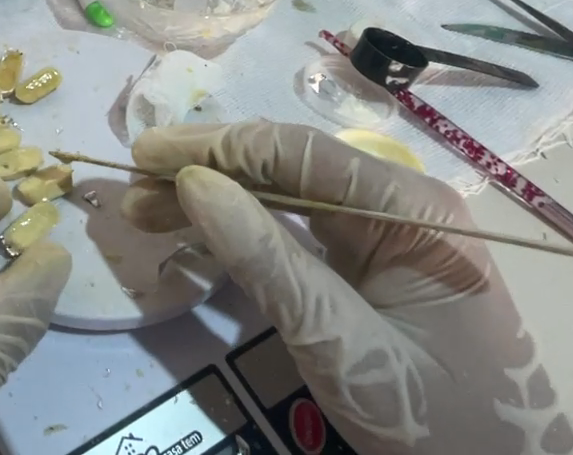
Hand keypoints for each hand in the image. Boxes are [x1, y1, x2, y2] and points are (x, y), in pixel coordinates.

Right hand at [122, 121, 572, 454]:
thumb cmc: (439, 427)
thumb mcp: (343, 346)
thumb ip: (267, 260)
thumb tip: (192, 183)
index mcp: (408, 206)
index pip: (293, 150)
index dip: (211, 146)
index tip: (144, 154)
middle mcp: (393, 201)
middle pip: (278, 163)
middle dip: (201, 172)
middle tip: (133, 188)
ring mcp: (379, 229)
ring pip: (275, 190)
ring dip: (208, 197)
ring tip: (143, 210)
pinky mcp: (363, 258)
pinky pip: (287, 225)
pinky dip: (234, 226)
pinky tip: (188, 227)